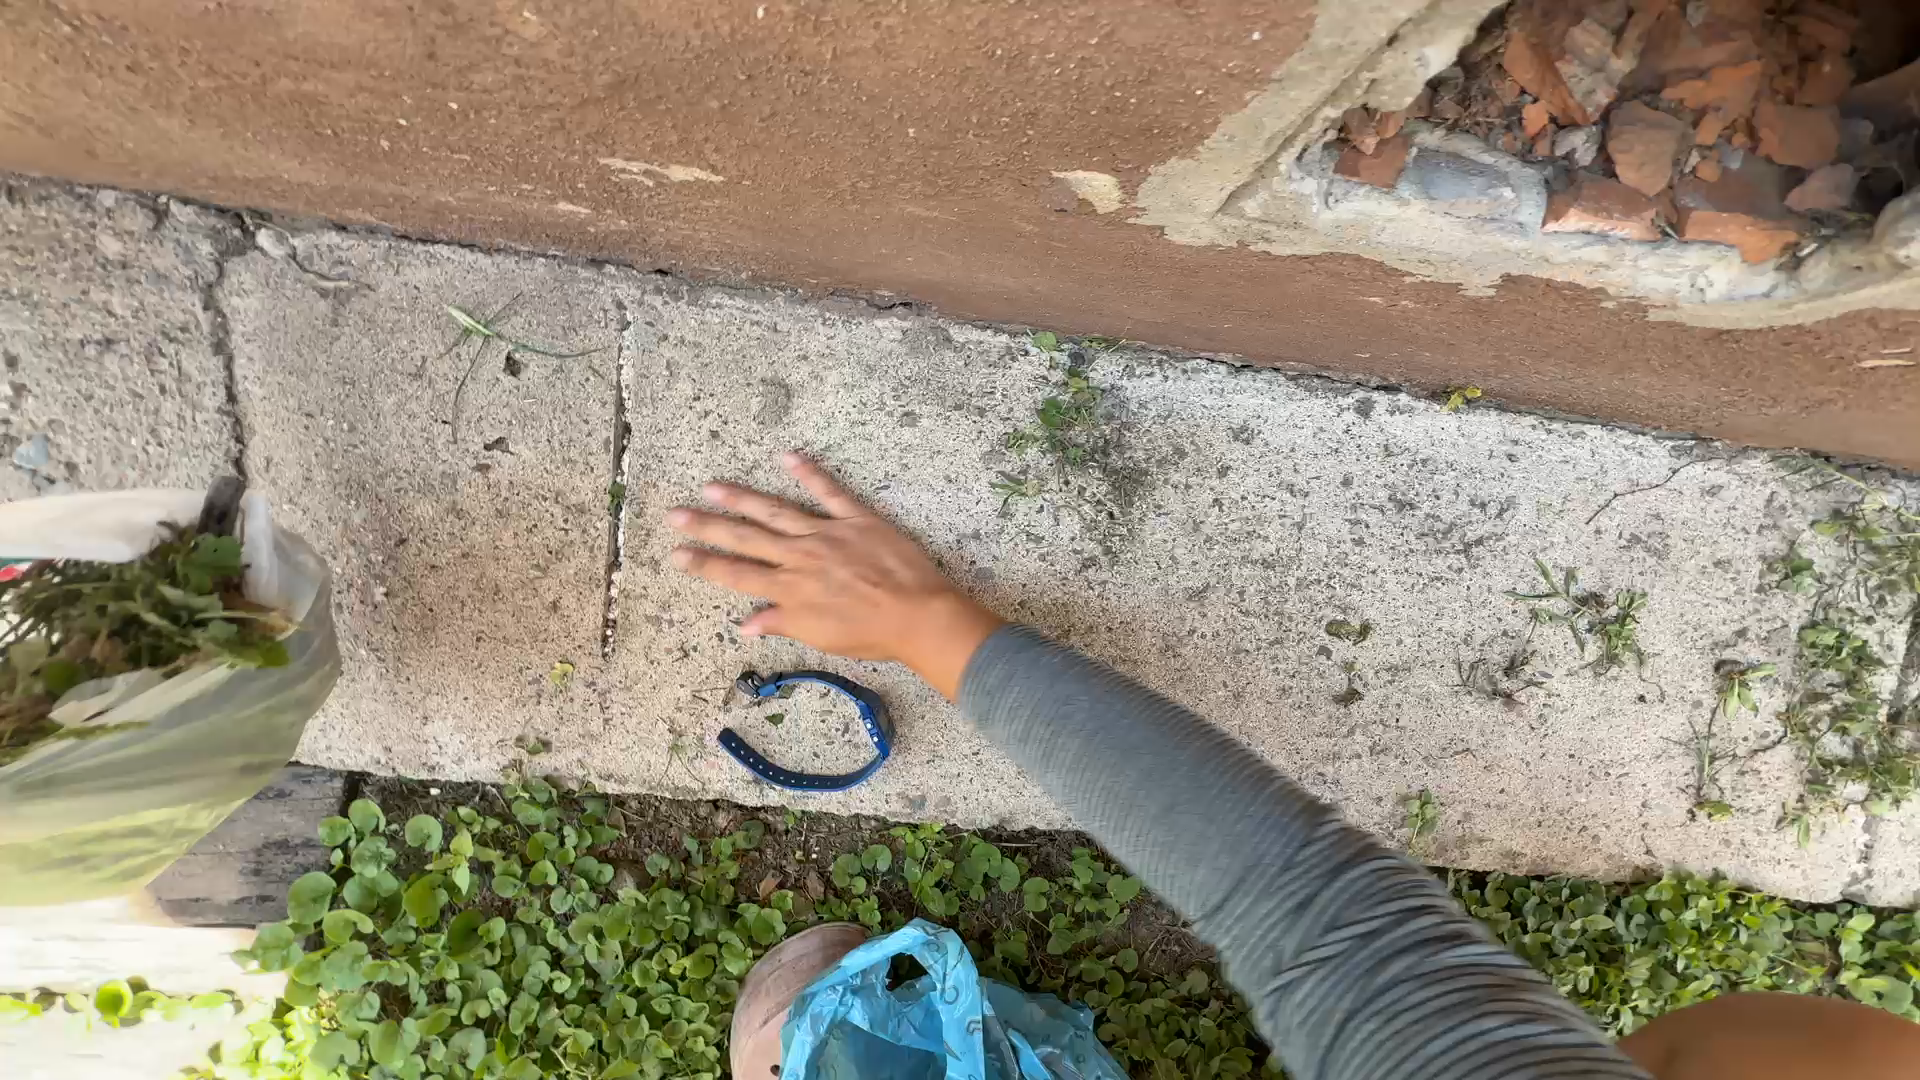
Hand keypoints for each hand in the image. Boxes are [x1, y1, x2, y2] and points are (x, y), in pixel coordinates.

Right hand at [666, 452, 1004, 700]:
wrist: (917, 615)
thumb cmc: (872, 633)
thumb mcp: (822, 637)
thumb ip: (783, 623)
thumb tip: (747, 623)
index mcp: (791, 590)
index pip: (737, 575)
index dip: (705, 565)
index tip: (677, 555)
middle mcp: (800, 558)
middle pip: (746, 539)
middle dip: (708, 527)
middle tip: (676, 515)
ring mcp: (827, 534)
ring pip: (776, 512)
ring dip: (742, 499)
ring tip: (712, 486)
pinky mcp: (856, 518)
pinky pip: (829, 491)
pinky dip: (809, 473)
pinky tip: (788, 456)